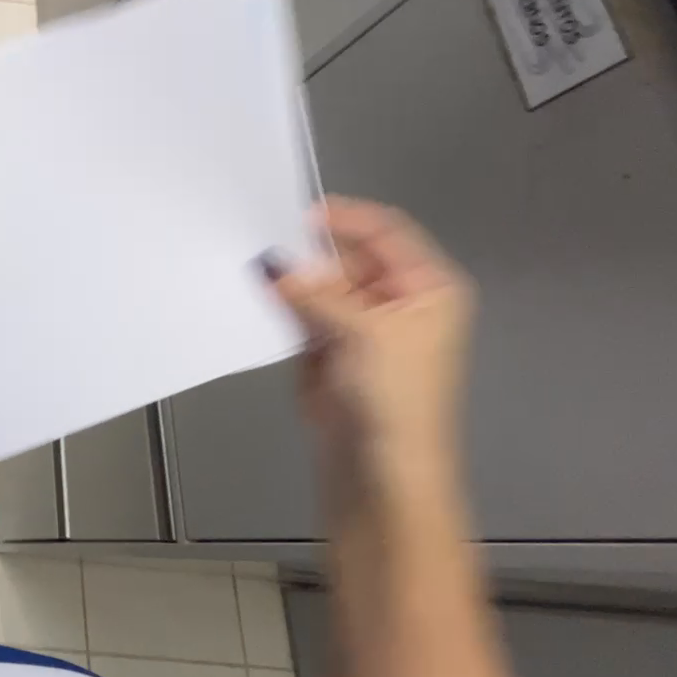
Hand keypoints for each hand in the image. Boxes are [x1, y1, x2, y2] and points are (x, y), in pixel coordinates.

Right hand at [263, 197, 474, 494]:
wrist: (379, 460)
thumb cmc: (394, 393)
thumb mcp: (363, 334)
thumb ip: (315, 293)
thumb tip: (269, 262)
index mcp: (426, 286)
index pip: (384, 231)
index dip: (344, 218)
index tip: (294, 215)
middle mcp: (393, 295)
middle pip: (346, 254)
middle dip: (307, 248)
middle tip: (260, 238)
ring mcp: (357, 318)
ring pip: (317, 280)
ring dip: (289, 275)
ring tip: (250, 263)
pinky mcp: (325, 339)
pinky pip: (298, 305)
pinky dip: (279, 298)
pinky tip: (252, 291)